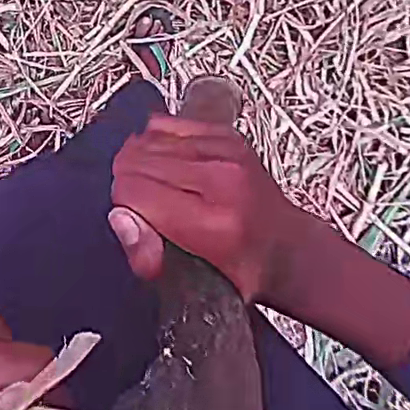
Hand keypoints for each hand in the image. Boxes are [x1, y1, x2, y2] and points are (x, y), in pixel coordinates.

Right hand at [108, 100, 409, 369]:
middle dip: (129, 183)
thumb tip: (120, 217)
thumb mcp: (190, 285)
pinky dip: (155, 143)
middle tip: (146, 206)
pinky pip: (162, 125)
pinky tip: (168, 165)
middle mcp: (222, 178)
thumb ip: (146, 254)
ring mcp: (226, 150)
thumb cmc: (241, 269)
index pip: (131, 190)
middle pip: (134, 160)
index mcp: (212, 223)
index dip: (125, 207)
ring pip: (144, 140)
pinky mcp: (225, 134)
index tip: (139, 222)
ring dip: (141, 163)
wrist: (288, 249)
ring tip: (158, 187)